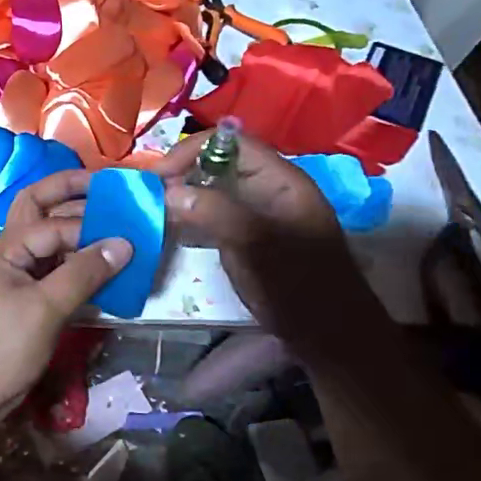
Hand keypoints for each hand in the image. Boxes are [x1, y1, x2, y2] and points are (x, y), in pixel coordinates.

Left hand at [0, 170, 129, 443]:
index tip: (129, 230)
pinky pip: (55, 263)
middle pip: (41, 207)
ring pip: (49, 234)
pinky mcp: (28, 294)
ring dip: (77, 224)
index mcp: (6, 246)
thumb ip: (85, 273)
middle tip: (109, 187)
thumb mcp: (45, 309)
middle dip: (72, 192)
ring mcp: (18, 272)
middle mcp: (10, 250)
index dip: (92, 226)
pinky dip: (77, 256)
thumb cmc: (1, 349)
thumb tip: (125, 243)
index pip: (56, 223)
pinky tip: (102, 260)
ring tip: (113, 219)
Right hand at [152, 132, 361, 336]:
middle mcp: (271, 190)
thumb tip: (169, 192)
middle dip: (185, 172)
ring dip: (187, 195)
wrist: (329, 337)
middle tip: (152, 193)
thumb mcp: (256, 244)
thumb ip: (214, 212)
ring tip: (156, 209)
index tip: (160, 174)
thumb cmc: (298, 284)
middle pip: (222, 164)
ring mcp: (262, 216)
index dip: (193, 150)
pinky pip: (218, 216)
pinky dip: (195, 217)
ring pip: (217, 191)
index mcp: (281, 179)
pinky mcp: (252, 239)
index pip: (232, 143)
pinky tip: (173, 228)